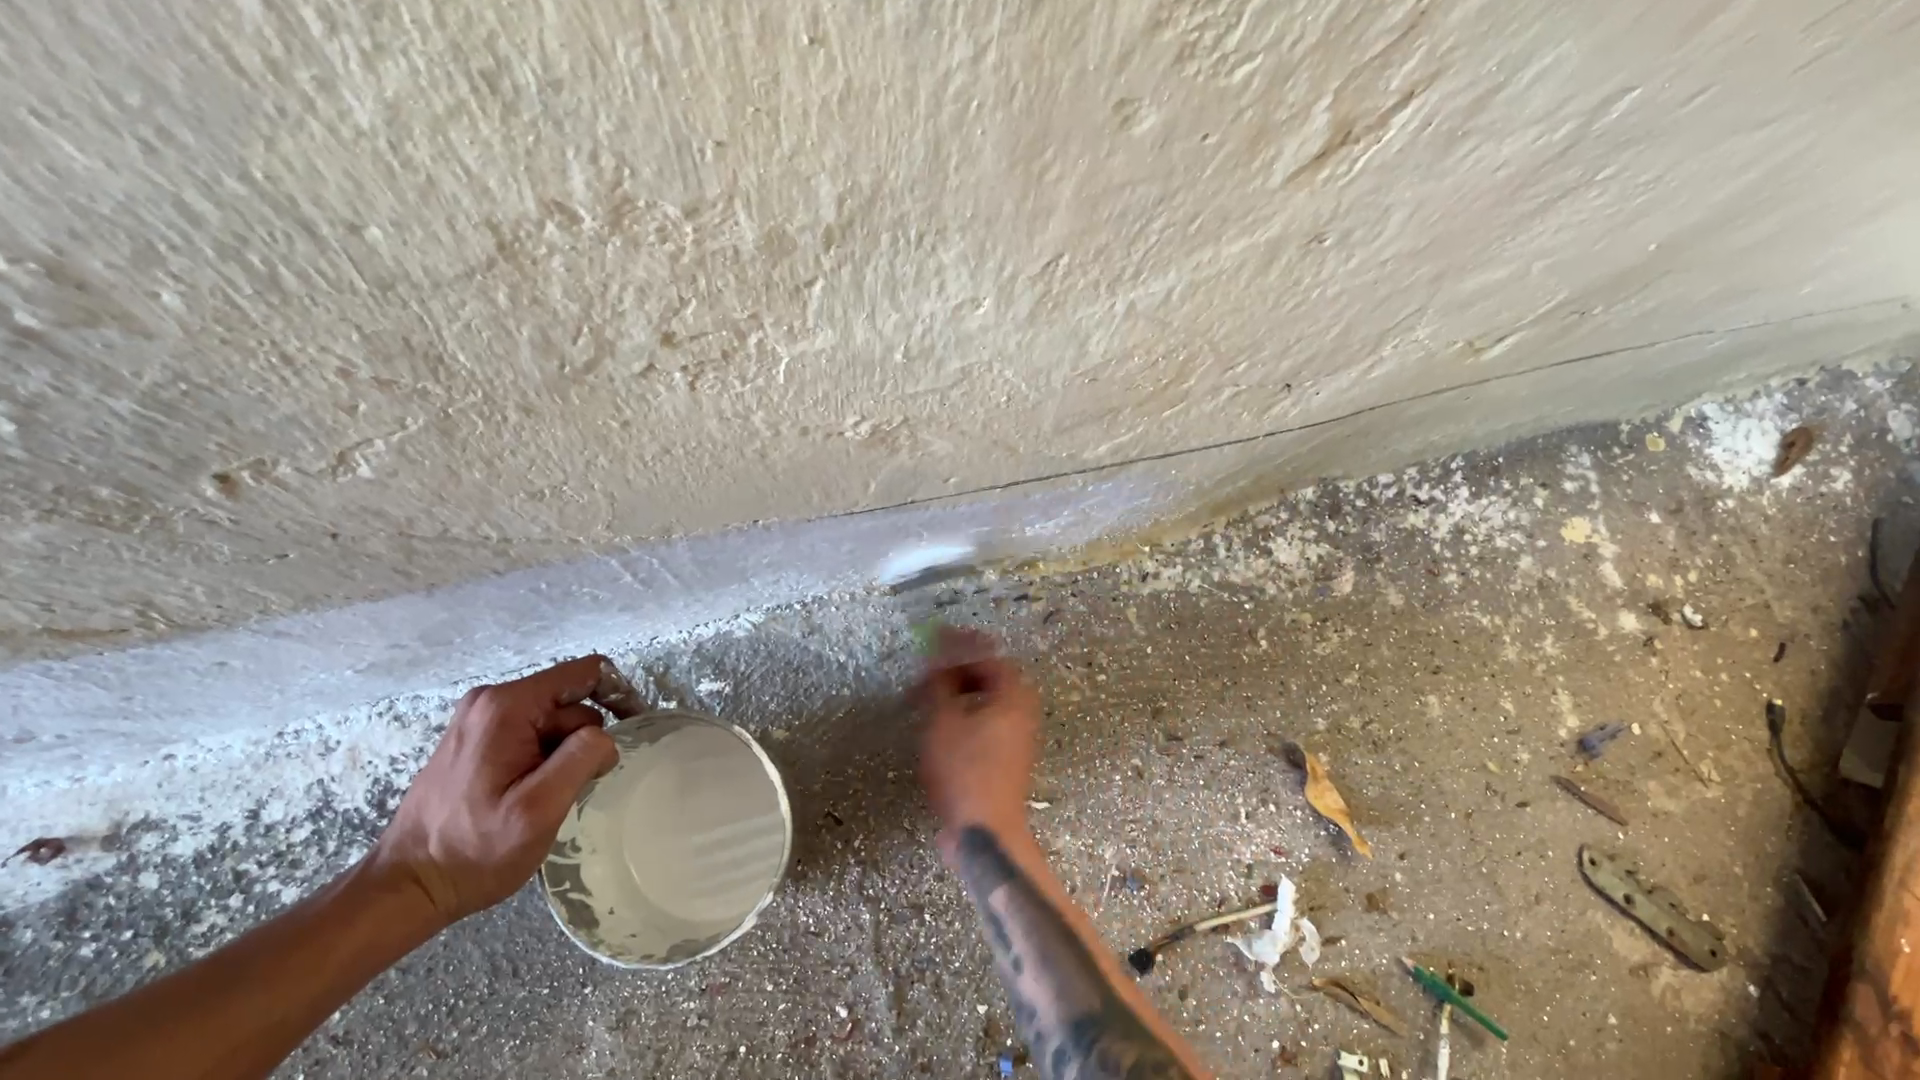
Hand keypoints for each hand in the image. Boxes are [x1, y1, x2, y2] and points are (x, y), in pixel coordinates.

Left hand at [371, 656, 620, 924]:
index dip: (619, 695)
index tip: (634, 732)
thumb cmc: (474, 849)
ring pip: (554, 721)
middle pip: (570, 701)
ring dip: (565, 756)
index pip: (585, 673)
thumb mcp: (539, 808)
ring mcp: (481, 720)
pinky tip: (535, 794)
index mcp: (507, 706)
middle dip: (585, 741)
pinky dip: (546, 760)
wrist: (408, 884)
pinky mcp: (477, 740)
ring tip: (549, 798)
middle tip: (575, 788)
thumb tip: (605, 736)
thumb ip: (581, 759)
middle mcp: (491, 701)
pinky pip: (533, 734)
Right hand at [917, 626, 1040, 843]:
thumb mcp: (943, 720)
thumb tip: (936, 656)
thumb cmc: (964, 770)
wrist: (984, 830)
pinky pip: (986, 723)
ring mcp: (1018, 737)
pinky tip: (940, 727)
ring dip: (959, 693)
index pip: (989, 655)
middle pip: (991, 677)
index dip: (961, 644)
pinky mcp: (1007, 759)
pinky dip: (964, 715)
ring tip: (928, 698)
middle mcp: (1022, 712)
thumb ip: (939, 683)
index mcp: (1014, 695)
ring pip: (987, 701)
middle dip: (959, 669)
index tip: (937, 638)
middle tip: (930, 670)